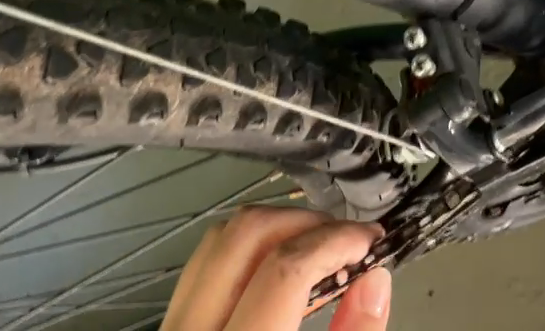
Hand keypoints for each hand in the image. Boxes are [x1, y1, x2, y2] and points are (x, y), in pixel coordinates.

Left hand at [160, 207, 389, 330]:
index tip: (369, 240)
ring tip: (317, 248)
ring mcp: (171, 328)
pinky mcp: (169, 327)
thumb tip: (375, 278)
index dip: (335, 242)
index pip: (284, 270)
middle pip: (244, 236)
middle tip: (346, 238)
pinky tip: (278, 270)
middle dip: (305, 223)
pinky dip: (246, 251)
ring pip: (217, 241)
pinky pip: (203, 266)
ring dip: (275, 229)